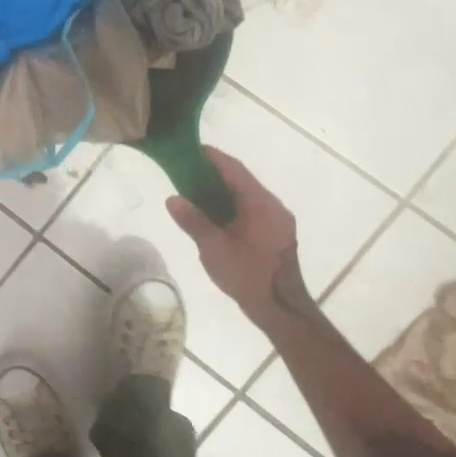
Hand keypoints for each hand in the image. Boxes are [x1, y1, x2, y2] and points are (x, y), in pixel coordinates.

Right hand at [166, 147, 310, 329]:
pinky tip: (217, 214)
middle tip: (188, 170)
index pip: (235, 170)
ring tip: (198, 190)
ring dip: (225, 190)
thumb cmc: (247, 274)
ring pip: (249, 196)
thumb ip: (193, 221)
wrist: (281, 308)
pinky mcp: (278, 234)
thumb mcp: (213, 248)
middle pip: (243, 180)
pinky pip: (254, 209)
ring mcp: (279, 220)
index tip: (194, 148)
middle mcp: (274, 206)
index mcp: (260, 204)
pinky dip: (234, 204)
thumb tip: (173, 199)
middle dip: (217, 173)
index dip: (214, 157)